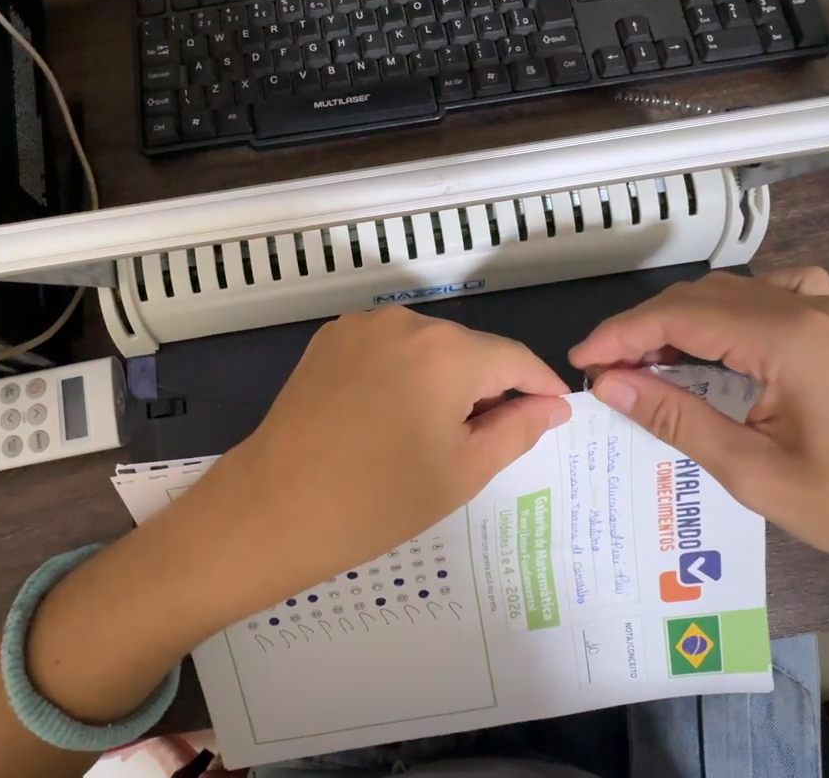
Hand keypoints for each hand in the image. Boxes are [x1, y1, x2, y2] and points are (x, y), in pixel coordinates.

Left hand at [202, 306, 570, 601]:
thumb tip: (552, 404)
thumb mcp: (463, 470)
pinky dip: (401, 373)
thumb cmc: (378, 500)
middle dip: (485, 387)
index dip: (539, 386)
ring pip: (425, 348)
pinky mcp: (328, 338)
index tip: (552, 413)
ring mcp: (360, 326)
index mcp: (446, 351)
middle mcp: (405, 322)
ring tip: (429, 436)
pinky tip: (389, 417)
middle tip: (482, 444)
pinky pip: (385, 349)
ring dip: (441, 380)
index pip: (513, 358)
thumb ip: (518, 428)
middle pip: (467, 350)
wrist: (275, 506)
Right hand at [568, 269, 828, 592]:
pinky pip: (775, 296)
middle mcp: (810, 307)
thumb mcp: (760, 474)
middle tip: (606, 370)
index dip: (618, 335)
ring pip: (735, 292)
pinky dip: (731, 312)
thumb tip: (608, 383)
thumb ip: (678, 419)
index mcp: (787, 338)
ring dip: (684, 320)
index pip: (676, 316)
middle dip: (643, 328)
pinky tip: (726, 342)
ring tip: (651, 362)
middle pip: (701, 297)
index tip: (579, 361)